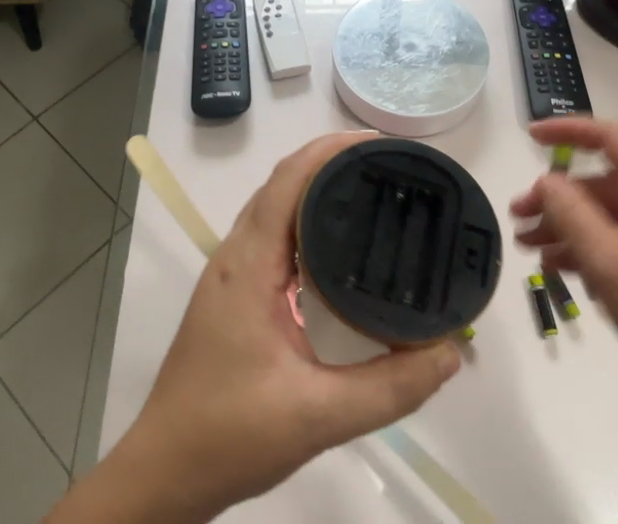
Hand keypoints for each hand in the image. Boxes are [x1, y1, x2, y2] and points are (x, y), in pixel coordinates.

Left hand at [112, 131, 463, 516]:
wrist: (167, 471)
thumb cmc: (230, 434)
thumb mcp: (317, 415)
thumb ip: (390, 387)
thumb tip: (450, 353)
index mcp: (248, 266)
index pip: (288, 181)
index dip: (332, 149)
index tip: (385, 145)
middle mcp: (237, 257)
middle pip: (285, 186)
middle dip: (335, 163)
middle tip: (396, 169)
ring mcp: (233, 276)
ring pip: (279, 211)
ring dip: (321, 192)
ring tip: (378, 196)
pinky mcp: (237, 296)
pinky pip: (277, 240)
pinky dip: (311, 226)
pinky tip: (346, 253)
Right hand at [511, 117, 617, 397]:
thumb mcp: (608, 263)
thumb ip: (572, 214)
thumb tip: (547, 180)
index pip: (613, 139)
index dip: (569, 131)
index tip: (530, 138)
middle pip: (605, 184)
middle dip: (559, 198)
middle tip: (518, 219)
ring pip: (612, 216)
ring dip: (570, 227)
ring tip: (531, 251)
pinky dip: (594, 249)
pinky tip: (563, 270)